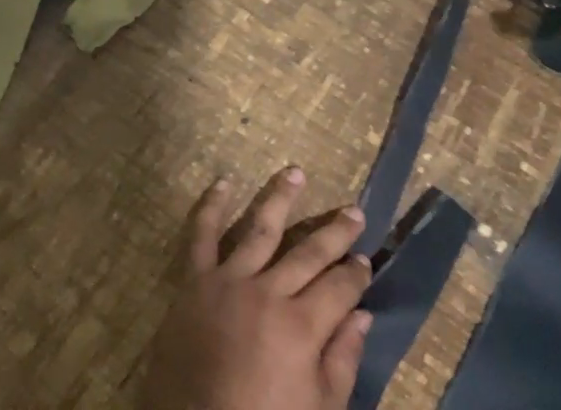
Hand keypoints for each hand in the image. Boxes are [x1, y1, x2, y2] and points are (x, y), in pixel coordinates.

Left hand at [139, 167, 373, 409]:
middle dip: (334, 232)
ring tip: (295, 172)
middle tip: (352, 211)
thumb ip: (341, 359)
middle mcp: (267, 293)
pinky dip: (212, 207)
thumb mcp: (318, 406)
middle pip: (307, 253)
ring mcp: (228, 282)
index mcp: (302, 326)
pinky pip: (201, 237)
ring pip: (259, 230)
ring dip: (279, 199)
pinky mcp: (194, 282)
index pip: (339, 287)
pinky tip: (223, 183)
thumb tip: (362, 316)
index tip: (366, 259)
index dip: (356, 273)